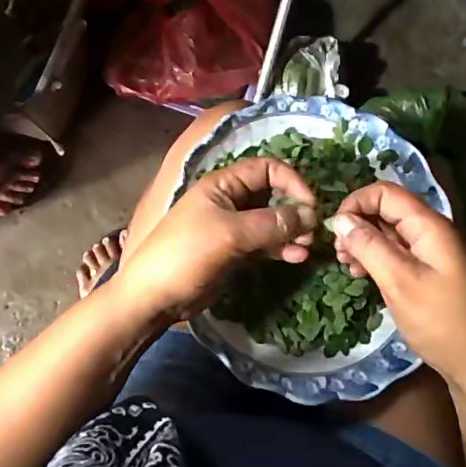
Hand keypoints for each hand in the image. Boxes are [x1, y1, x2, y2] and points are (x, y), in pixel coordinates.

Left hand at [114, 158, 320, 320]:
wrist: (153, 297)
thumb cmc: (187, 254)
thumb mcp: (231, 234)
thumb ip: (272, 223)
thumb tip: (311, 215)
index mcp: (223, 185)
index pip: (267, 169)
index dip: (292, 182)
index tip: (310, 205)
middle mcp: (230, 201)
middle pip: (273, 195)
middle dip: (295, 210)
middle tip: (312, 232)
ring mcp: (233, 227)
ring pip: (272, 222)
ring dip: (292, 232)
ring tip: (306, 249)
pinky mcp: (236, 251)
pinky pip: (266, 243)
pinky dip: (282, 248)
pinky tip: (296, 258)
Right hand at [330, 182, 465, 389]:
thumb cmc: (440, 321)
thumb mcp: (399, 282)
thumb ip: (370, 246)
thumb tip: (340, 219)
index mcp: (430, 225)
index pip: (386, 192)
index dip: (356, 203)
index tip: (334, 230)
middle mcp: (432, 231)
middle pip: (387, 209)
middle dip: (358, 223)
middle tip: (338, 253)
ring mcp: (431, 252)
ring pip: (389, 231)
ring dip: (364, 242)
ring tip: (348, 267)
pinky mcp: (429, 271)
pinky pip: (397, 252)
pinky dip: (376, 258)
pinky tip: (362, 275)